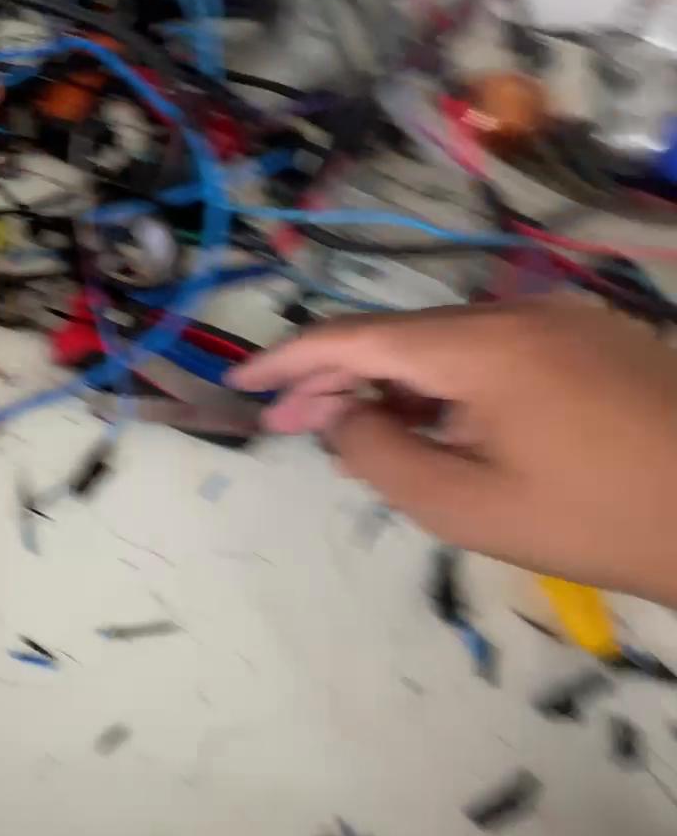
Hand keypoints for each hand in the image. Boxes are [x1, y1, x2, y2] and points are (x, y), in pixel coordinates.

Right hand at [229, 296, 676, 600]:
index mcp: (482, 347)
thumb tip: (336, 413)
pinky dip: (433, 384)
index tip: (237, 383)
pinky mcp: (593, 341)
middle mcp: (519, 315)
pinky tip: (418, 423)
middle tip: (283, 426)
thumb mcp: (454, 501)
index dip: (282, 360)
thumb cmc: (598, 520)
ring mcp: (563, 323)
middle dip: (327, 380)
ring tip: (348, 436)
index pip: (349, 338)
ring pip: (433, 343)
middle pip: (388, 337)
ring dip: (380, 384)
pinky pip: (482, 351)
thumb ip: (370, 449)